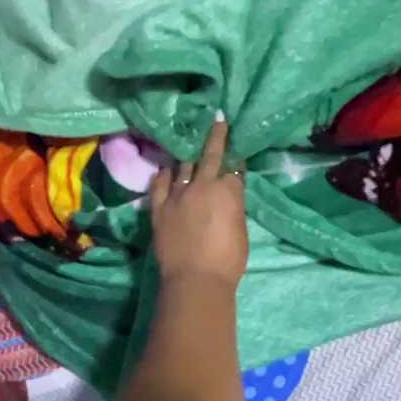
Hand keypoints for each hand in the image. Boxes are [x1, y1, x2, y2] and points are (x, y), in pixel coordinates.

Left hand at [150, 115, 247, 288]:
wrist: (195, 279)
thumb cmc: (227, 261)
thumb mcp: (241, 232)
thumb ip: (234, 209)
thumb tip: (230, 199)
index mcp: (228, 191)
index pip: (234, 169)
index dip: (237, 162)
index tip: (238, 156)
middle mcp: (203, 185)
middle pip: (210, 155)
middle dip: (216, 137)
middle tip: (218, 121)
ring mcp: (178, 194)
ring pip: (184, 166)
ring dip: (189, 157)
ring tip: (189, 147)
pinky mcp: (159, 207)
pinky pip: (160, 183)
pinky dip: (165, 174)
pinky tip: (166, 169)